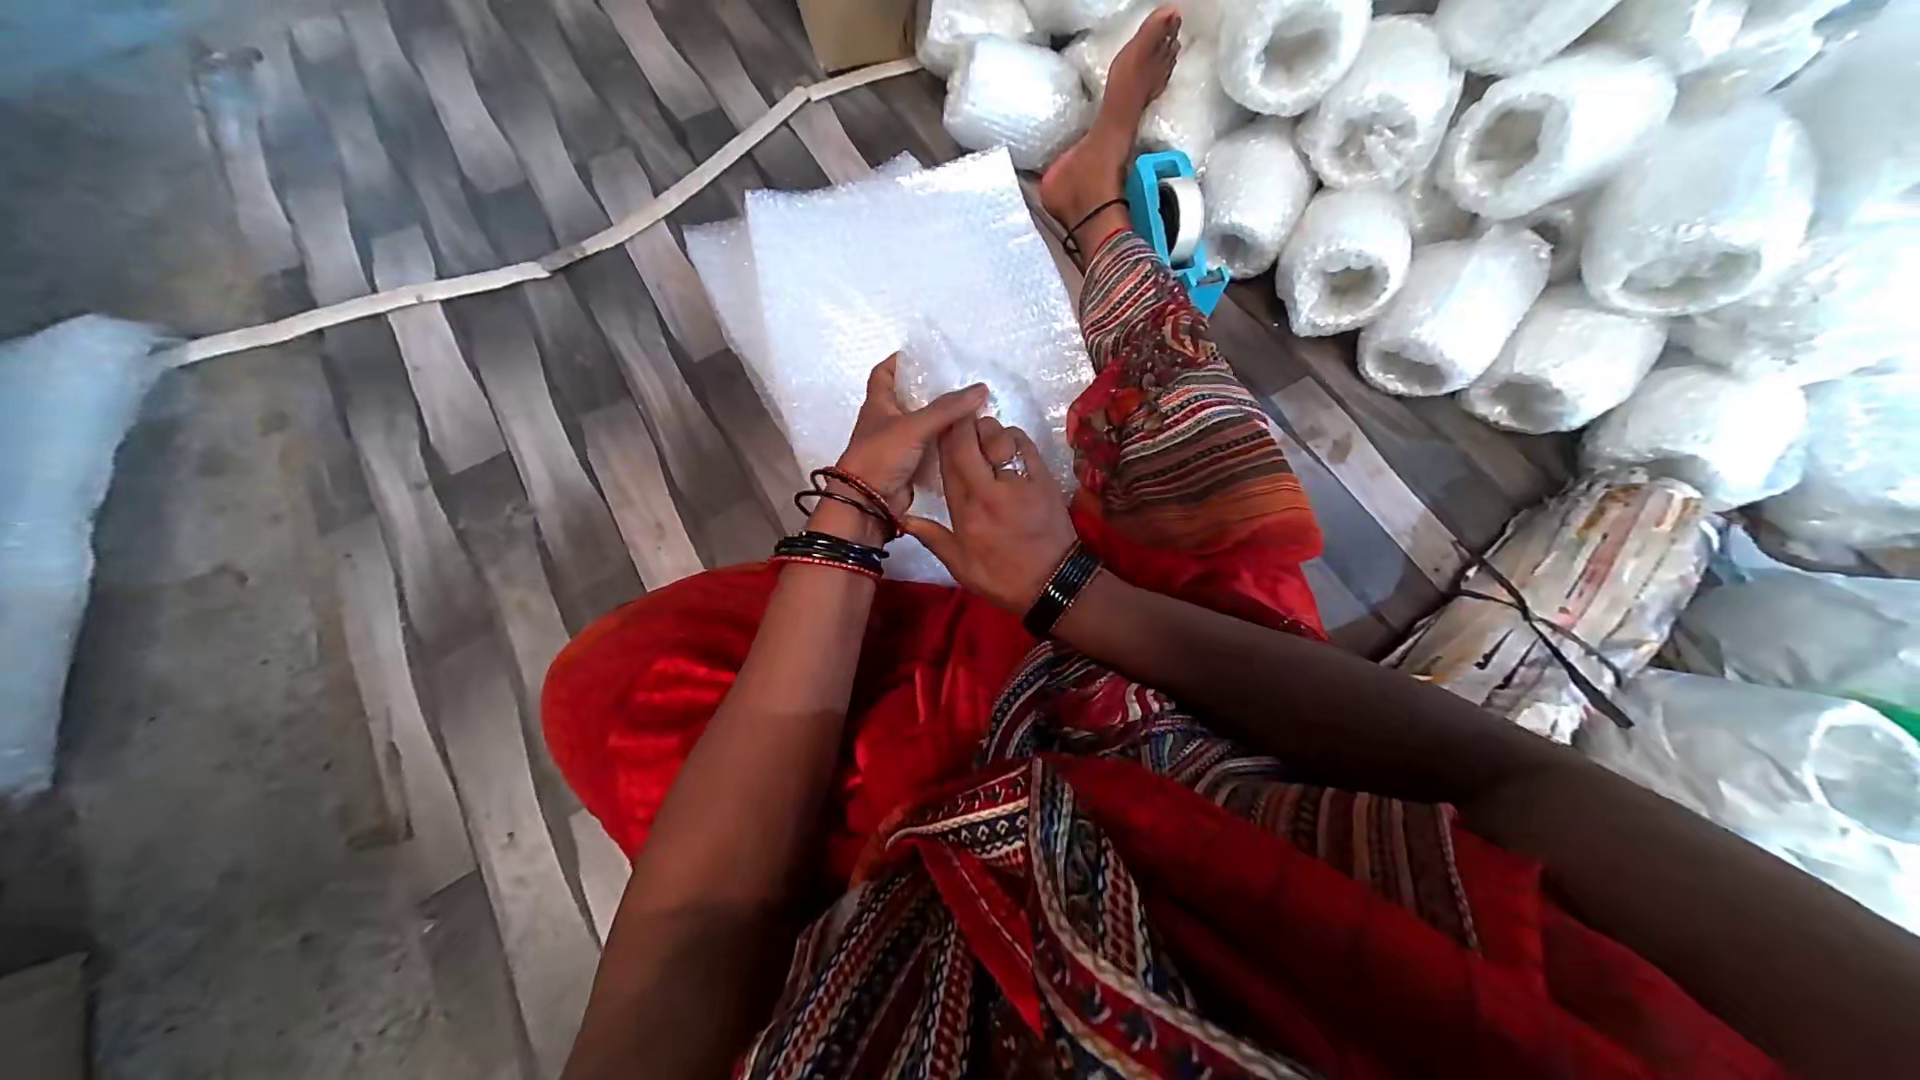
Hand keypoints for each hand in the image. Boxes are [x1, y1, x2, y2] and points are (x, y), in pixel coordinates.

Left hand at [814, 356, 986, 543]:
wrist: (869, 503)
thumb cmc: (880, 457)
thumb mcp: (914, 426)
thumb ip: (947, 408)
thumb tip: (981, 388)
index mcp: (878, 404)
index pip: (883, 373)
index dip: (899, 362)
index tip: (924, 356)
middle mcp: (887, 422)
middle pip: (911, 399)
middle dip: (933, 391)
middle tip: (962, 384)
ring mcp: (898, 445)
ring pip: (924, 425)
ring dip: (944, 419)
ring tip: (973, 408)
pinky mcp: (910, 466)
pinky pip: (931, 449)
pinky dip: (947, 443)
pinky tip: (968, 438)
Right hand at [903, 416, 1078, 612]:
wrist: (1054, 583)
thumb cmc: (1003, 578)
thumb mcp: (960, 566)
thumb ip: (932, 537)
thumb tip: (902, 518)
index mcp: (966, 510)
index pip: (949, 460)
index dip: (943, 436)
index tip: (939, 426)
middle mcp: (989, 490)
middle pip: (970, 439)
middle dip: (962, 424)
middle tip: (959, 422)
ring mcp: (1019, 481)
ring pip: (999, 435)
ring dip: (987, 430)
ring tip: (984, 437)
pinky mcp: (1043, 478)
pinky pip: (1025, 443)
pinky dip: (1013, 437)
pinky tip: (1008, 445)